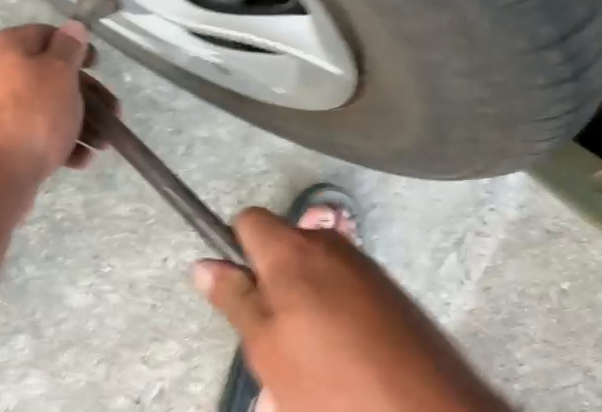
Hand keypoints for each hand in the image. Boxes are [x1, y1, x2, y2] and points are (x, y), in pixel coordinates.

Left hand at [0, 21, 103, 203]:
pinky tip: (81, 160)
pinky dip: (61, 144)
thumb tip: (72, 26)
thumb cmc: (32, 114)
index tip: (98, 66)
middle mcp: (0, 72)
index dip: (76, 47)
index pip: (48, 34)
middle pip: (52, 75)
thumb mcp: (59, 72)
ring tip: (103, 145)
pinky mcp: (3, 141)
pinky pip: (37, 135)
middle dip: (87, 95)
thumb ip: (69, 47)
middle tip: (114, 113)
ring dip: (80, 123)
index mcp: (9, 47)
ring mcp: (0, 109)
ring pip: (48, 108)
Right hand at [193, 210, 509, 411]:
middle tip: (272, 338)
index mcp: (292, 250)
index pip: (248, 219)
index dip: (237, 250)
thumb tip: (204, 266)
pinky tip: (346, 363)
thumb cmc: (335, 383)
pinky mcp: (397, 298)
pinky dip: (340, 318)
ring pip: (318, 275)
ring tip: (310, 360)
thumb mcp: (266, 349)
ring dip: (306, 306)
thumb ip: (234, 299)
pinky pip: (350, 294)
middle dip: (273, 285)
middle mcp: (331, 245)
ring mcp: (368, 270)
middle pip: (285, 248)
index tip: (240, 290)